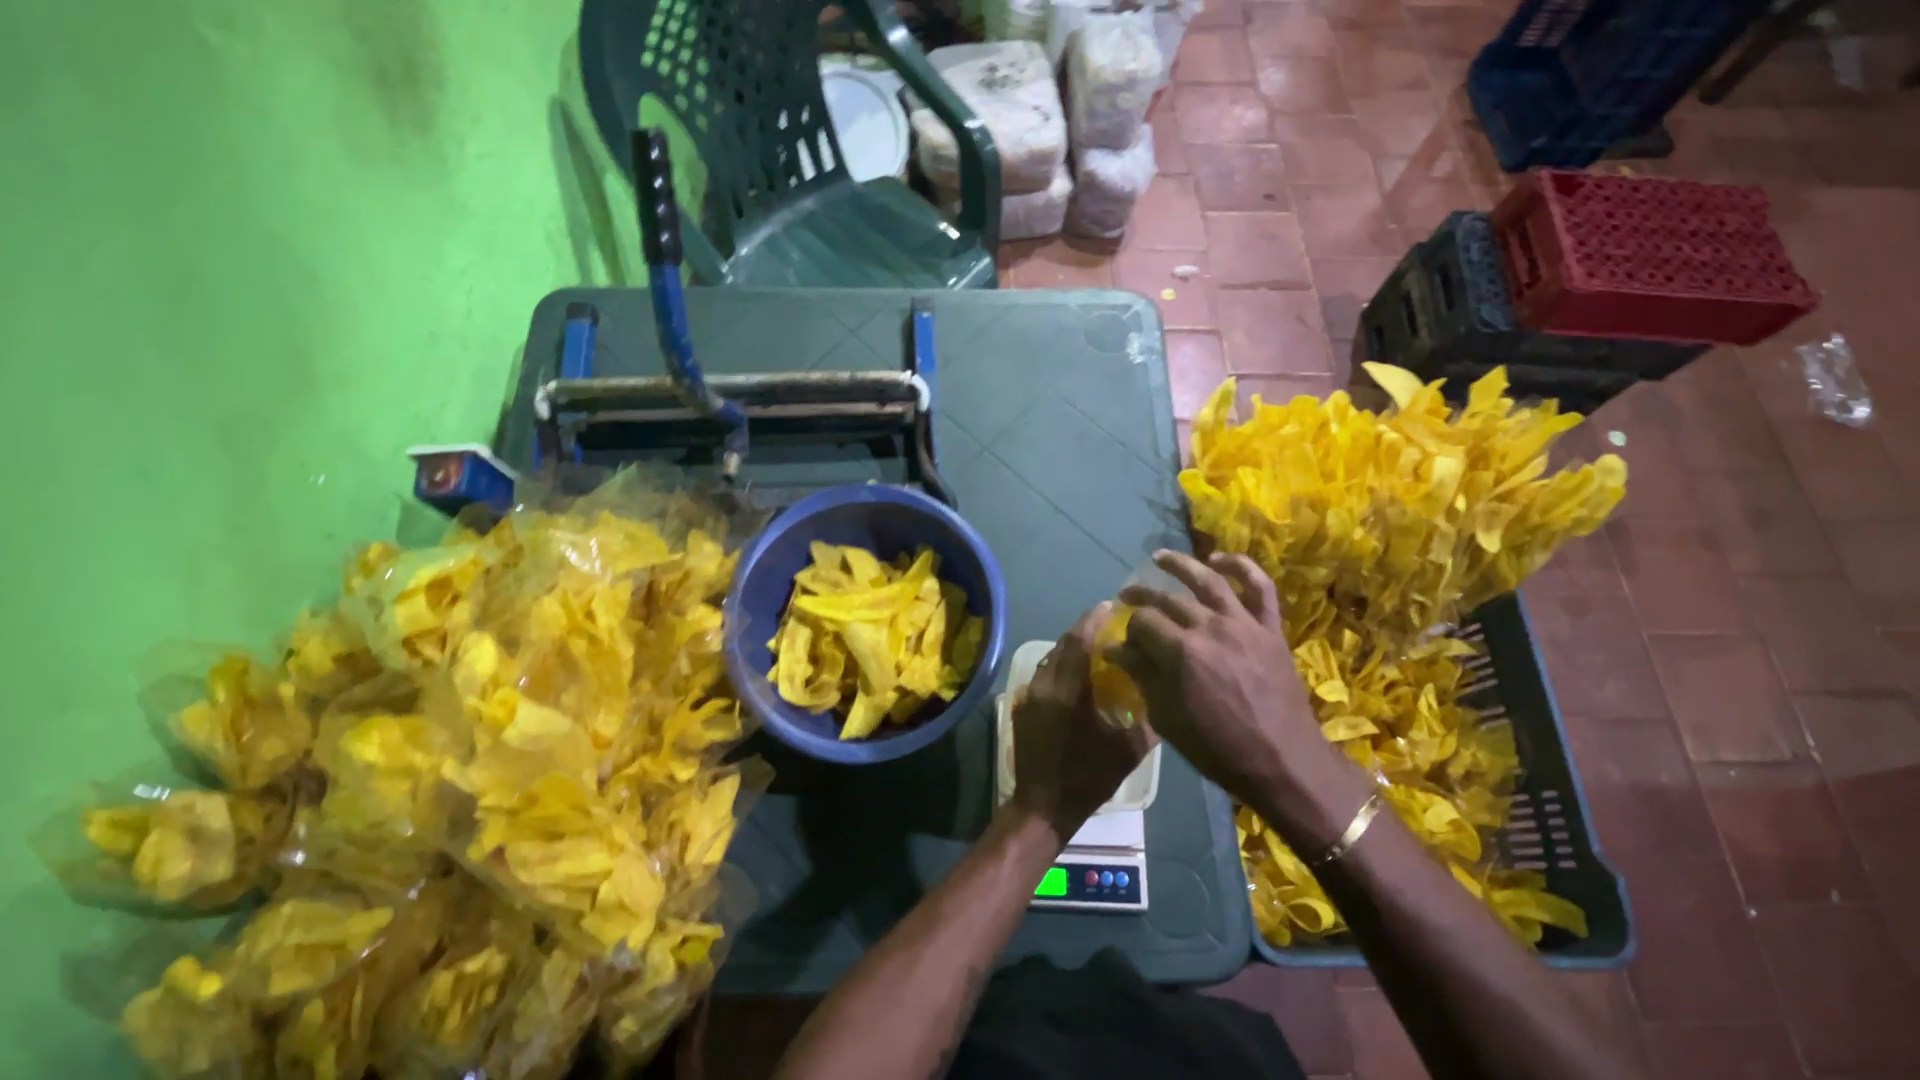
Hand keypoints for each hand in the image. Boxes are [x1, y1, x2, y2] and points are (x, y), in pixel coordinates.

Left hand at [1011, 603, 1156, 841]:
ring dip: (1071, 648)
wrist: (1043, 806)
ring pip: (1050, 659)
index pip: (1080, 641)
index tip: (1112, 605)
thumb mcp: (1129, 749)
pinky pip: (1042, 676)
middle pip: (1063, 644)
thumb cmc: (1089, 777)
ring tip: (1096, 647)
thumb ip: (1146, 718)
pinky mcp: (1022, 708)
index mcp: (1069, 691)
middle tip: (1108, 622)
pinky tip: (1076, 676)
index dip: (1095, 619)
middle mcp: (1044, 685)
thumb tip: (1163, 694)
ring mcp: (1029, 696)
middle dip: (1084, 629)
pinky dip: (1060, 667)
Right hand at [1113, 551, 1371, 852]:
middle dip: (1142, 596)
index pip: (1143, 622)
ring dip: (1182, 564)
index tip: (1123, 641)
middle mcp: (1211, 627)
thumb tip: (1115, 649)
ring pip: (1208, 579)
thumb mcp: (1167, 718)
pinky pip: (1259, 587)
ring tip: (1160, 557)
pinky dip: (1241, 567)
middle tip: (1127, 596)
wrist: (1281, 761)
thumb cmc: (1217, 748)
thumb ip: (1142, 676)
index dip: (1128, 629)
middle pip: (1168, 600)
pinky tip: (1220, 560)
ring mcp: (1244, 624)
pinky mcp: (1269, 628)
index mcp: (1182, 653)